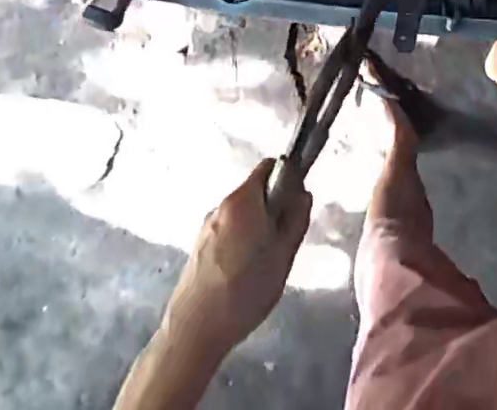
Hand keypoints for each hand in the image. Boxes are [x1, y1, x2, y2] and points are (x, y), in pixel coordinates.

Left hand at [160, 159, 312, 356]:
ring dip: (256, 227)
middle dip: (273, 208)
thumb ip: (296, 220)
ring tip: (263, 264)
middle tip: (282, 241)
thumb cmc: (244, 291)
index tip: (295, 204)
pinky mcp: (198, 245)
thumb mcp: (283, 257)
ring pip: (242, 214)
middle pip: (255, 191)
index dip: (288, 177)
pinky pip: (228, 231)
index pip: (269, 166)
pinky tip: (242, 274)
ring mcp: (207, 225)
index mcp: (243, 200)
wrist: (193, 330)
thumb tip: (303, 194)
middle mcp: (222, 205)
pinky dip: (240, 241)